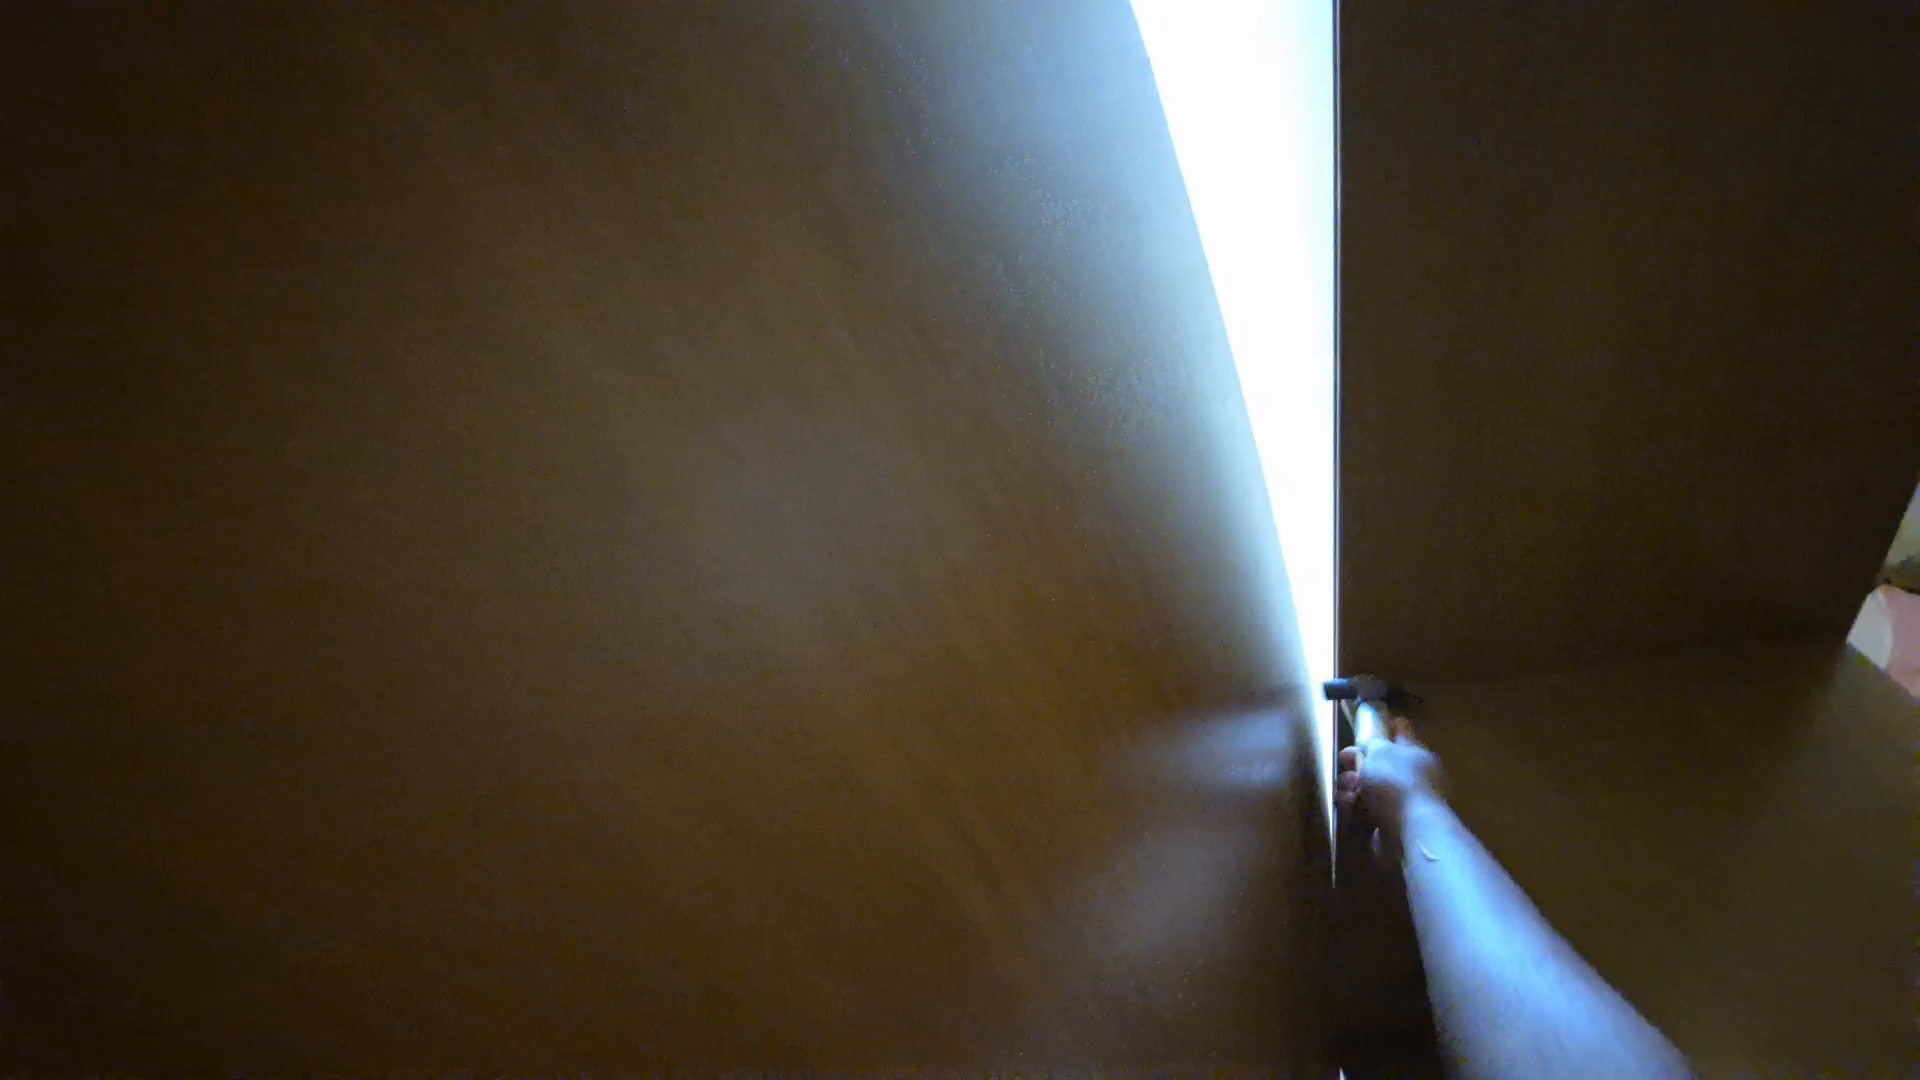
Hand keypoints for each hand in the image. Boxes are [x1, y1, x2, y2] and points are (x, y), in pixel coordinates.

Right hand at [1337, 733, 1443, 838]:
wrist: (1409, 831)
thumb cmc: (1395, 782)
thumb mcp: (1378, 750)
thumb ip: (1371, 743)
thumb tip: (1367, 745)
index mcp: (1417, 754)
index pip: (1402, 732)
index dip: (1385, 726)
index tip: (1366, 723)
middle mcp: (1415, 777)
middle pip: (1382, 763)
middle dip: (1358, 762)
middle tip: (1343, 762)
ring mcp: (1405, 802)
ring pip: (1371, 787)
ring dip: (1353, 786)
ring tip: (1343, 788)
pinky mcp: (1393, 824)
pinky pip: (1368, 810)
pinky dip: (1355, 807)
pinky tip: (1347, 805)